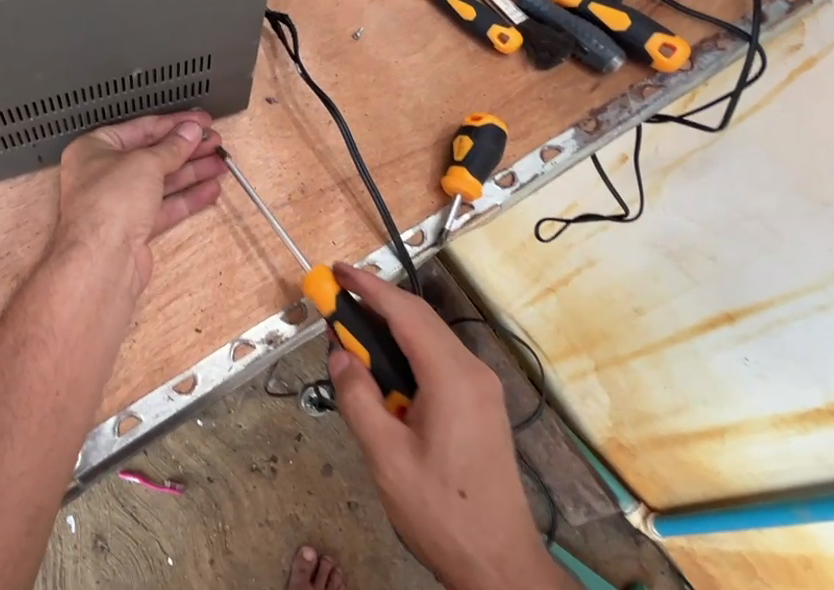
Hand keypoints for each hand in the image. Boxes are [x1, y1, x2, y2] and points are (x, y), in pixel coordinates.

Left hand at [49, 111, 225, 296]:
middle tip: (214, 141)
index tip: (198, 121)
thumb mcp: (145, 163)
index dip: (172, 123)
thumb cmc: (108, 203)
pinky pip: (164, 207)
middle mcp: (102, 175)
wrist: (101, 260)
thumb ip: (171, 147)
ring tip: (220, 163)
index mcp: (93, 150)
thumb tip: (189, 131)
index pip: (139, 129)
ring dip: (192, 172)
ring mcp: (118, 204)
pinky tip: (210, 190)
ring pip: (161, 182)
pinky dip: (188, 198)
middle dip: (186, 149)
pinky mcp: (134, 229)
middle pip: (152, 156)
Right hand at [325, 264, 568, 589]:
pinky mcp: (481, 406)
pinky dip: (406, 354)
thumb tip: (340, 355)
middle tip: (333, 304)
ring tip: (350, 339)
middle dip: (375, 305)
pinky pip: (438, 361)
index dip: (368, 287)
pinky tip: (382, 372)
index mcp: (452, 377)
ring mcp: (482, 389)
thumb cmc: (441, 511)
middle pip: (419, 320)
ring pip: (429, 339)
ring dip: (389, 331)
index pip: (405, 313)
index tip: (336, 272)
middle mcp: (473, 372)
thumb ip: (358, 399)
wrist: (500, 564)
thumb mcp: (386, 456)